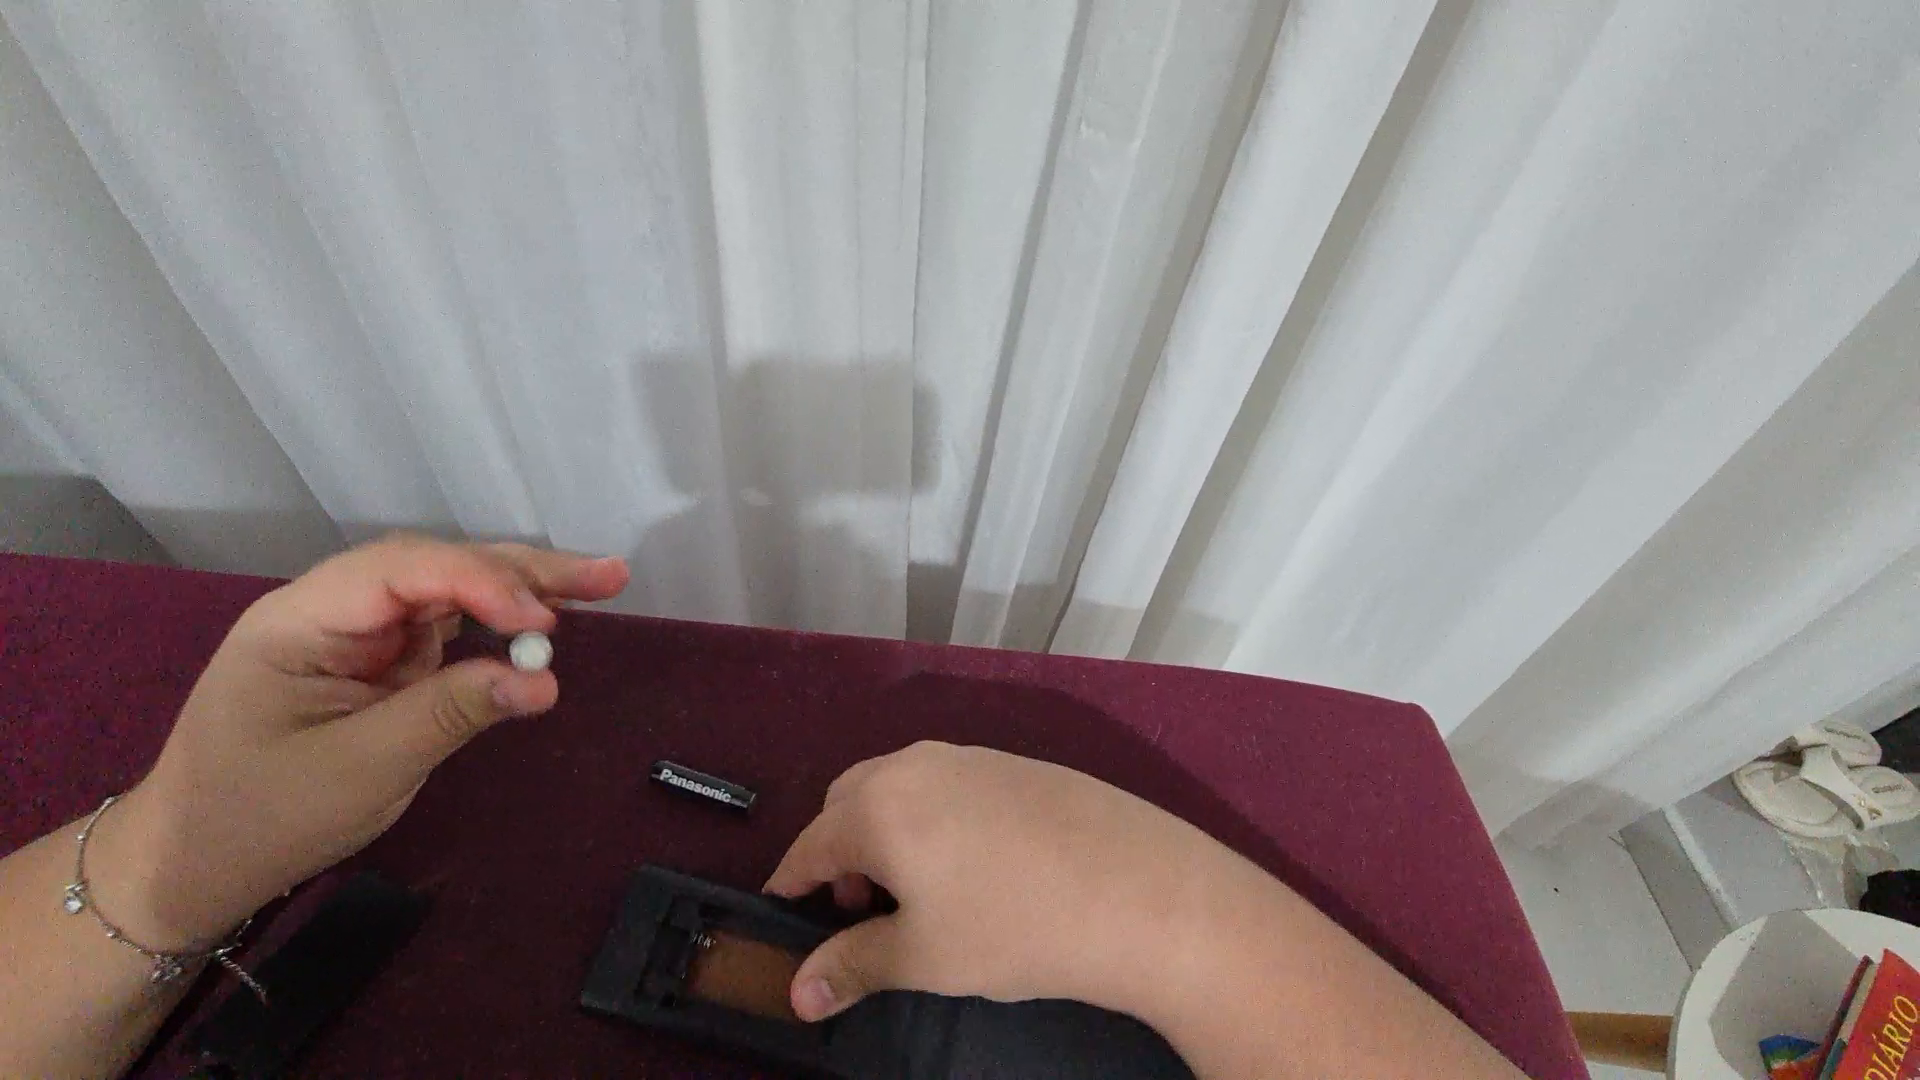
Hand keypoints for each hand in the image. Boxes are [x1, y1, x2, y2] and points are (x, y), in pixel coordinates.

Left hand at [88, 535, 628, 949]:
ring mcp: (367, 630)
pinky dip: (510, 619)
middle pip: (441, 565)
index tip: (543, 627)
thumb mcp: (362, 769)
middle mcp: (338, 608)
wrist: (193, 863)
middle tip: (607, 576)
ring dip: (530, 585)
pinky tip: (554, 613)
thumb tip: (545, 681)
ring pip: (458, 585)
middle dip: (525, 571)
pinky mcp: (392, 655)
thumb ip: (453, 712)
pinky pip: (460, 622)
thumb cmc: (260, 817)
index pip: (403, 572)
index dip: (481, 585)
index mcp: (303, 620)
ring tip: (602, 582)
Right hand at [764, 742, 1233, 1022]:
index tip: (787, 916)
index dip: (792, 884)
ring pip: (898, 787)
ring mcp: (967, 756)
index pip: (810, 844)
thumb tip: (798, 993)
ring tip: (915, 890)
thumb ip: (852, 966)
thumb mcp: (924, 956)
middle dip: (838, 853)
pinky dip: (928, 817)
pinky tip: (968, 863)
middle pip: (849, 803)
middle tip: (860, 910)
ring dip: (884, 832)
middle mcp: (915, 765)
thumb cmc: (1013, 926)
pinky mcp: (1010, 762)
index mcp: (879, 804)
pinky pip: (943, 784)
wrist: (1137, 887)